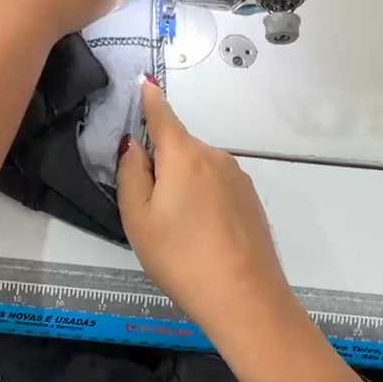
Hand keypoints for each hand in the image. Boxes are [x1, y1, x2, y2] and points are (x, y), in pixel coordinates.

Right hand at [116, 78, 296, 334]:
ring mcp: (238, 178)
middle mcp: (215, 157)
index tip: (145, 82)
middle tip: (148, 208)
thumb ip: (131, 174)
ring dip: (183, 183)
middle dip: (162, 163)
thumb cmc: (181, 257)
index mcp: (184, 155)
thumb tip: (134, 145)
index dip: (150, 99)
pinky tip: (201, 235)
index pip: (163, 115)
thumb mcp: (138, 219)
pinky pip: (217, 186)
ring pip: (199, 168)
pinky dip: (204, 198)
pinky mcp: (251, 200)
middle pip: (179, 147)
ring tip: (176, 229)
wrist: (246, 298)